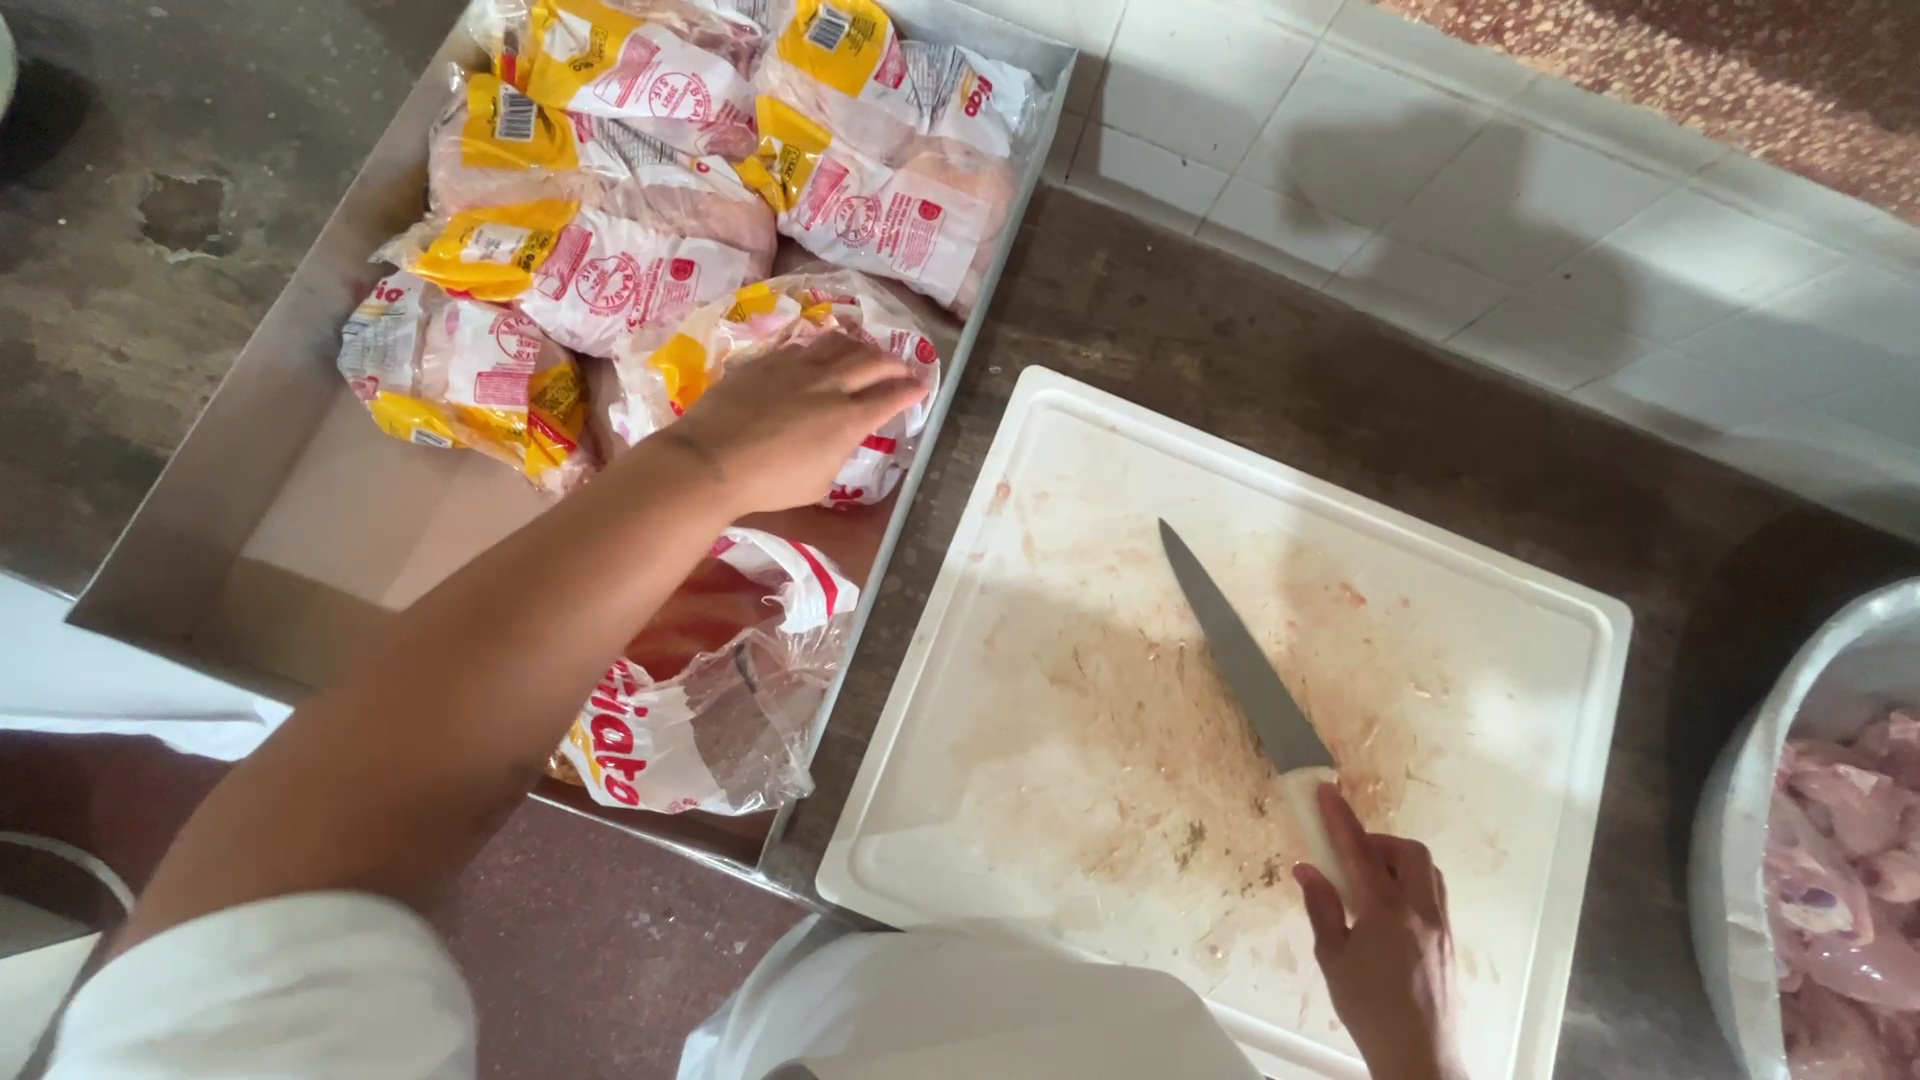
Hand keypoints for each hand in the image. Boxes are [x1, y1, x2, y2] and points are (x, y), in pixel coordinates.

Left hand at [664, 333, 927, 514]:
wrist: (712, 461)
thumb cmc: (769, 484)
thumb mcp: (819, 482)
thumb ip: (837, 453)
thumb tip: (839, 438)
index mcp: (848, 419)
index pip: (891, 397)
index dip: (912, 390)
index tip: (923, 386)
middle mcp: (829, 385)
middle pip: (872, 361)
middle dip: (895, 362)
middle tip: (903, 367)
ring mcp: (796, 367)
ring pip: (838, 343)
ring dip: (860, 347)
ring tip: (864, 352)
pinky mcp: (767, 361)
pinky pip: (804, 346)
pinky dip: (822, 348)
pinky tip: (819, 354)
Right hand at [1294, 784, 1464, 1079]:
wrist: (1421, 1060)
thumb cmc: (1368, 1009)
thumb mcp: (1332, 958)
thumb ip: (1322, 907)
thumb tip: (1307, 870)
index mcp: (1387, 911)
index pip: (1359, 851)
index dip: (1340, 818)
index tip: (1326, 790)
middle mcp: (1422, 911)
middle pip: (1408, 853)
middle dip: (1377, 841)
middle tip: (1349, 853)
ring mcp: (1442, 927)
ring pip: (1426, 872)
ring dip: (1396, 861)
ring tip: (1366, 879)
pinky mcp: (1449, 943)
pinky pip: (1432, 894)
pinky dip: (1408, 884)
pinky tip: (1384, 907)